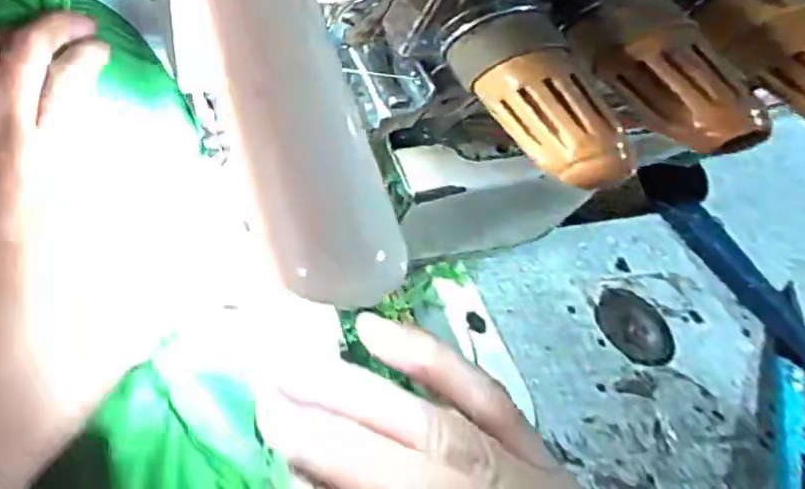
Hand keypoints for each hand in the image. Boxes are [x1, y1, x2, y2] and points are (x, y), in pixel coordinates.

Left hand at [0, 12, 209, 487]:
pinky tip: (2, 87)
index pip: (63, 82)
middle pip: (14, 55)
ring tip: (42, 37)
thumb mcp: (99, 347)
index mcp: (35, 181)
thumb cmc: (4, 378)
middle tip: (83, 25)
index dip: (88, 54)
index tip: (108, 52)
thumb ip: (156, 291)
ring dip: (11, 41)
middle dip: (50, 25)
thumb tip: (210, 262)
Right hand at [259, 313, 579, 488]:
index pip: (394, 483)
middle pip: (416, 449)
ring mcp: (524, 469)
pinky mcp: (533, 448)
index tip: (275, 433)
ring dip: (363, 389)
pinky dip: (427, 358)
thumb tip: (302, 479)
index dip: (332, 458)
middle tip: (270, 396)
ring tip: (301, 365)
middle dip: (335, 424)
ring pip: (439, 421)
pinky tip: (375, 330)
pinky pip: (483, 395)